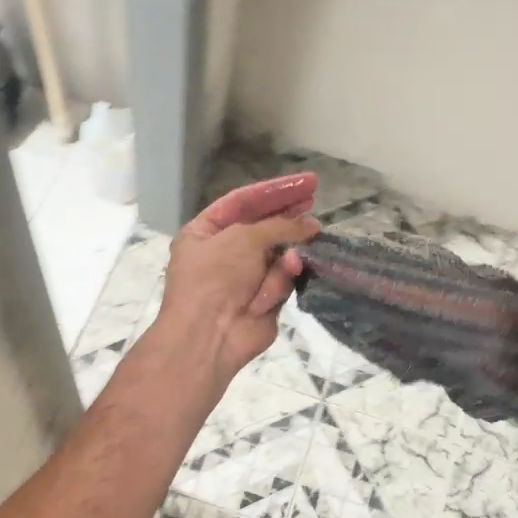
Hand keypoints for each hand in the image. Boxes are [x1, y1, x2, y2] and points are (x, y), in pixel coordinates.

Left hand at [153, 173, 320, 394]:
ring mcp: (244, 278)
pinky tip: (289, 275)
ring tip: (294, 255)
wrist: (210, 335)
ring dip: (285, 253)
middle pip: (263, 226)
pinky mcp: (263, 299)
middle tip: (313, 199)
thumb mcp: (243, 238)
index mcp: (204, 232)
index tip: (306, 182)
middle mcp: (223, 252)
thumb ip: (278, 225)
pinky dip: (283, 278)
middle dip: (287, 215)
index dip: (274, 190)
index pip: (243, 202)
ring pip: (278, 253)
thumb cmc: (215, 278)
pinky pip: (283, 280)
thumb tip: (311, 225)